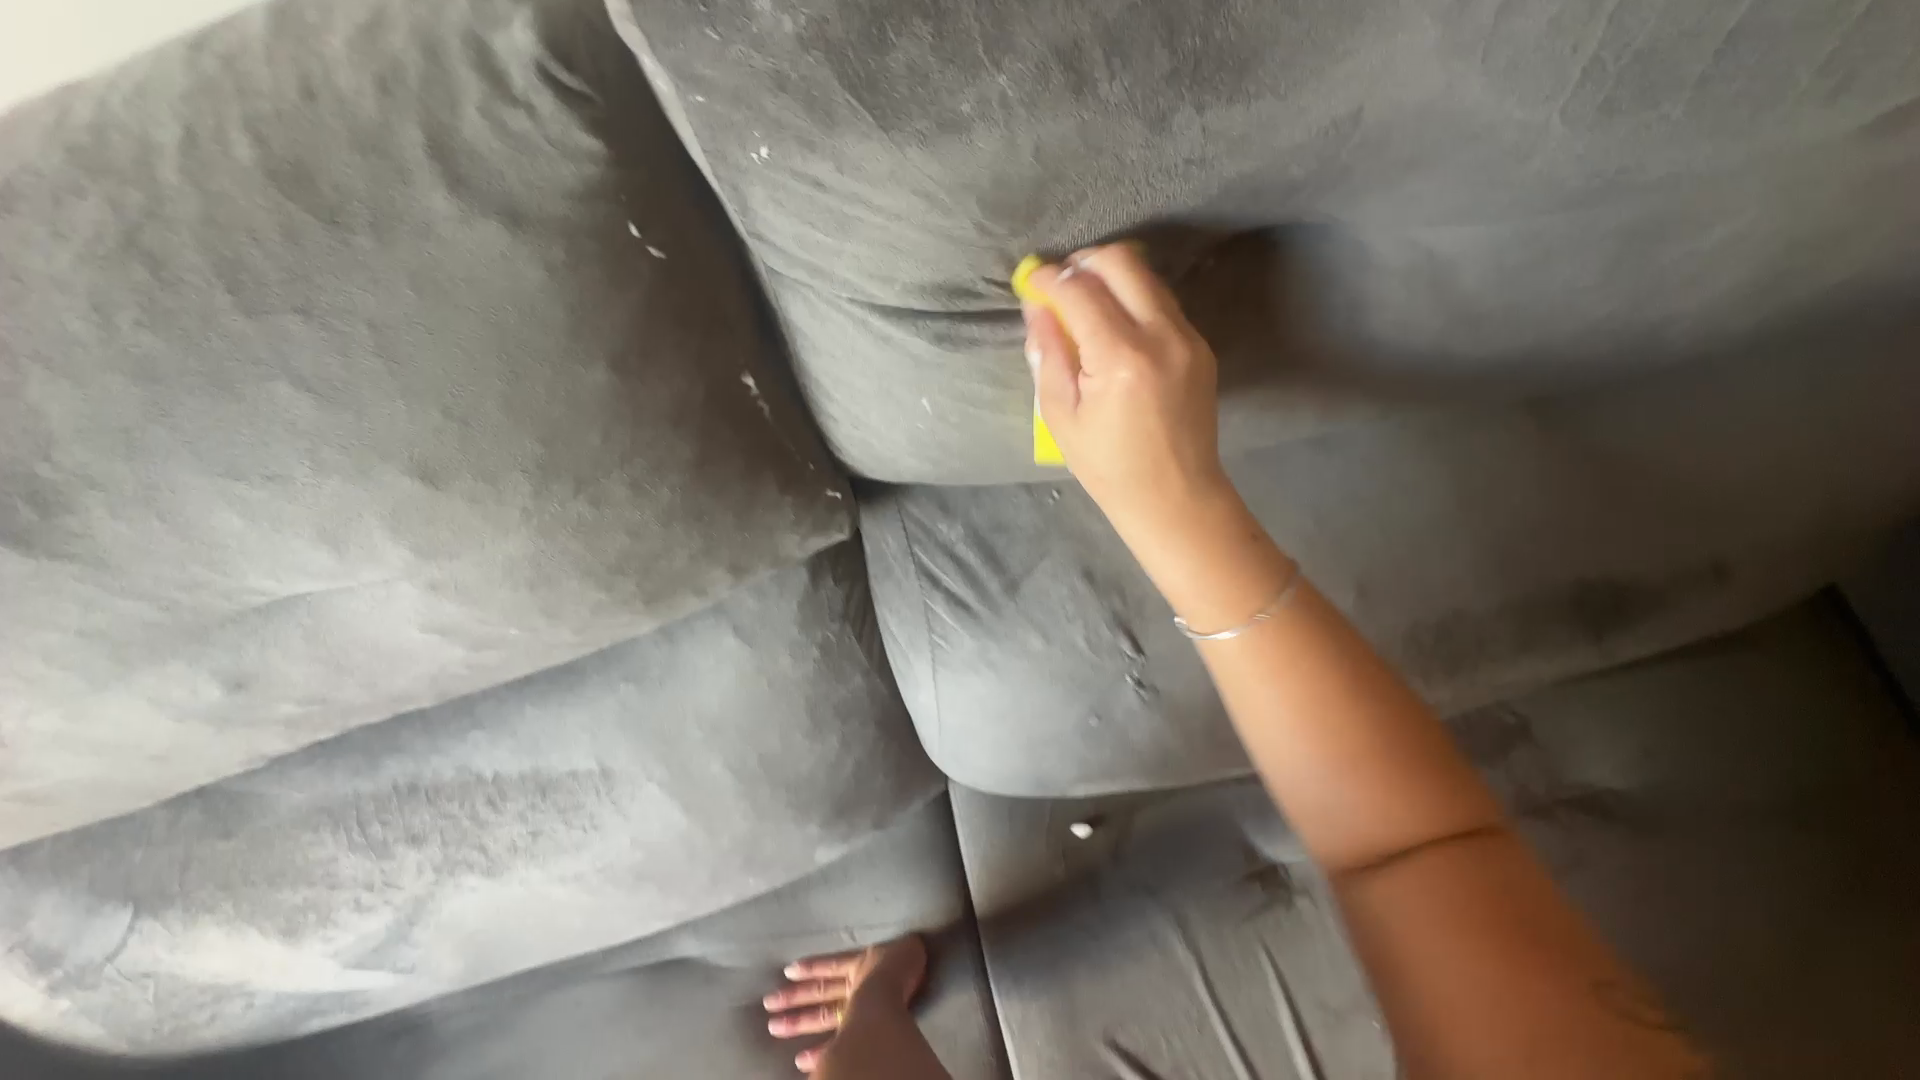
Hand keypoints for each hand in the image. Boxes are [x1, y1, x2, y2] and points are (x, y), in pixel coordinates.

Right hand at [1022, 244, 1230, 542]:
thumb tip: (1037, 307)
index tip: (1031, 283)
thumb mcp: (1061, 415)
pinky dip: (1134, 300)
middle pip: (1121, 262)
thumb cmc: (1108, 466)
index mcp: (1120, 357)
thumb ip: (1048, 353)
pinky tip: (1115, 328)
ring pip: (1147, 277)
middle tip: (1060, 283)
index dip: (1049, 280)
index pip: (1079, 290)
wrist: (1175, 496)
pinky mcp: (1200, 346)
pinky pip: (1163, 303)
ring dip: (1111, 277)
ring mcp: (1187, 338)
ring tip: (1085, 302)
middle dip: (1084, 262)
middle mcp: (1160, 335)